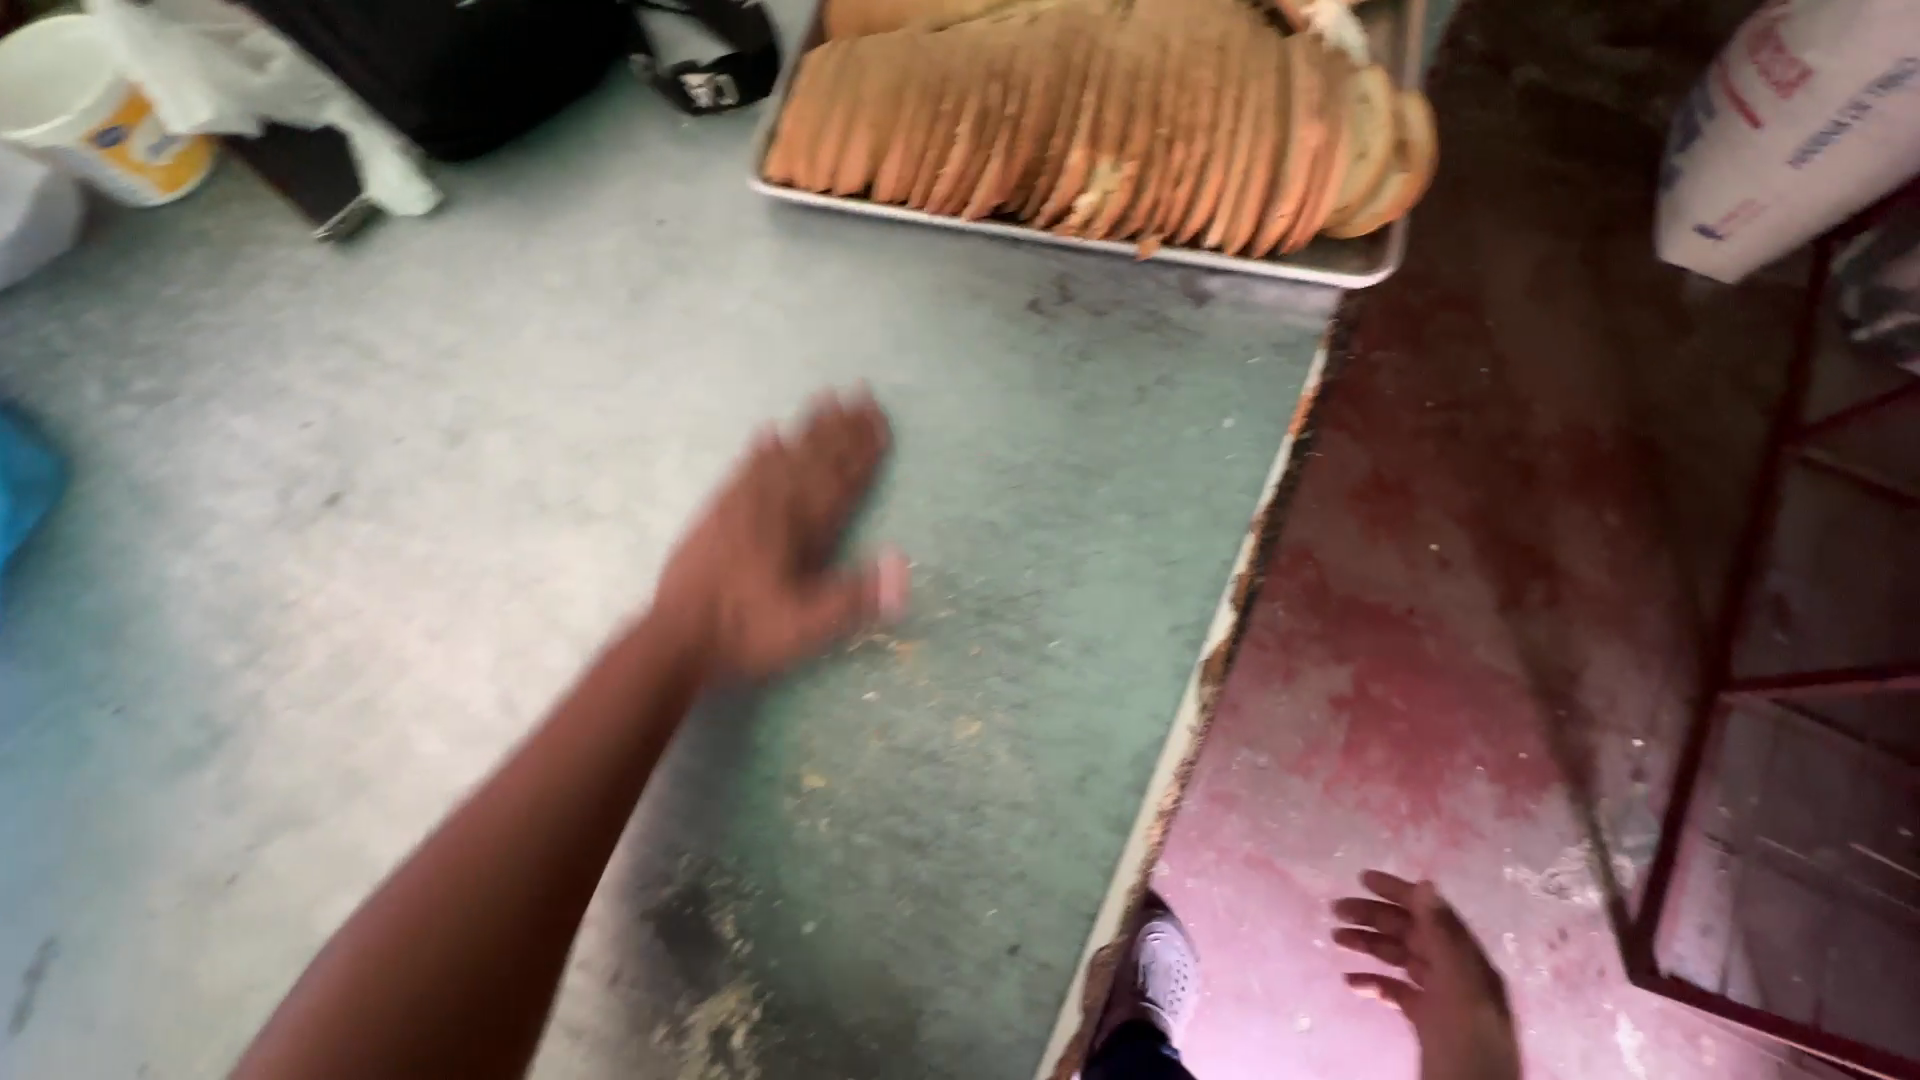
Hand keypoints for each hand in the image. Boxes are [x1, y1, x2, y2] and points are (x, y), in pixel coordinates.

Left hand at [656, 387, 909, 678]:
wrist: (677, 637)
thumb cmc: (748, 633)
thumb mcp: (808, 626)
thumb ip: (855, 596)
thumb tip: (902, 561)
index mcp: (801, 530)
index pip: (842, 481)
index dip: (865, 452)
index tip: (882, 422)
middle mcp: (775, 506)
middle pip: (816, 457)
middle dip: (843, 427)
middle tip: (863, 392)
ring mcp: (742, 504)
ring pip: (784, 455)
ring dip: (809, 428)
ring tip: (826, 398)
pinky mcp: (718, 511)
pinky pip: (746, 469)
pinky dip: (761, 449)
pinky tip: (768, 432)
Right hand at [1333, 871, 1520, 1079]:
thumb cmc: (1468, 1051)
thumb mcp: (1458, 992)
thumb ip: (1443, 939)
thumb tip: (1426, 884)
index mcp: (1469, 964)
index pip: (1432, 914)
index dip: (1399, 893)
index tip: (1361, 879)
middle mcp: (1457, 976)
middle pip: (1411, 933)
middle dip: (1374, 918)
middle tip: (1335, 911)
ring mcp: (1442, 1001)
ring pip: (1401, 959)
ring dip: (1369, 945)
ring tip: (1336, 940)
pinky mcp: (1428, 1024)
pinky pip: (1397, 991)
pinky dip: (1374, 982)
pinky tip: (1352, 984)